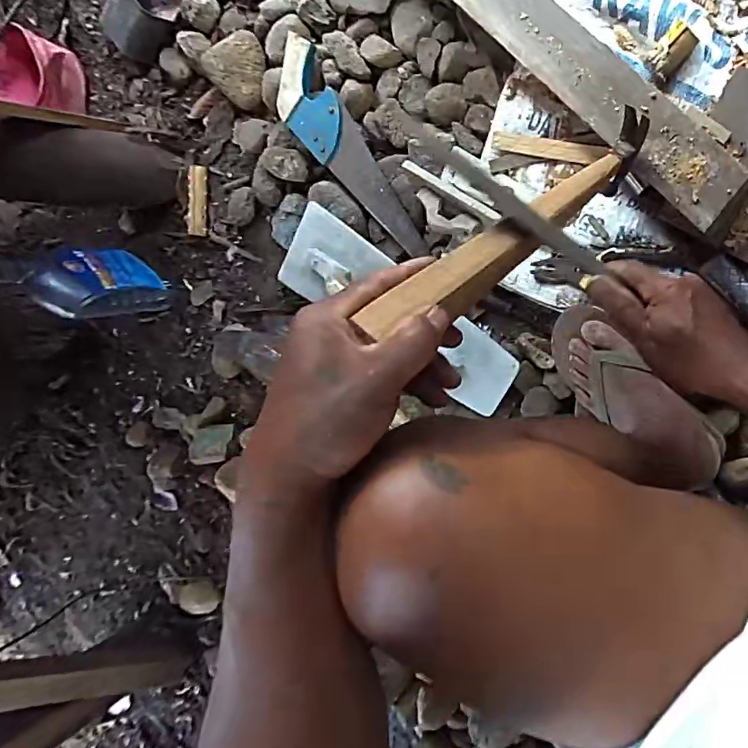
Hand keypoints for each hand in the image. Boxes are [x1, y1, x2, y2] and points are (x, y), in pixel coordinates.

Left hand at [240, 259, 459, 507]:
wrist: (289, 479)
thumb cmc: (328, 421)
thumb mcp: (378, 377)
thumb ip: (413, 340)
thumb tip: (440, 312)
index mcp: (329, 319)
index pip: (379, 284)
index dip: (415, 275)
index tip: (446, 268)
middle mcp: (329, 333)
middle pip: (390, 318)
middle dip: (428, 333)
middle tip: (458, 341)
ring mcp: (334, 361)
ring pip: (391, 347)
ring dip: (425, 363)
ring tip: (451, 384)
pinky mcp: (340, 387)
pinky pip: (383, 371)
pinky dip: (410, 380)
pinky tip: (432, 397)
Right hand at [585, 261, 747, 401]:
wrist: (743, 372)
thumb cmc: (691, 364)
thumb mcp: (647, 342)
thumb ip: (620, 309)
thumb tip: (595, 282)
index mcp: (664, 288)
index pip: (626, 268)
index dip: (606, 275)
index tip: (592, 289)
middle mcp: (683, 279)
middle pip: (645, 277)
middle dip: (627, 290)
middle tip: (615, 312)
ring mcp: (701, 287)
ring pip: (662, 288)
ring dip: (648, 300)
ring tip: (643, 325)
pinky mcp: (712, 299)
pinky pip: (680, 296)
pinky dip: (667, 306)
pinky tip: (670, 328)